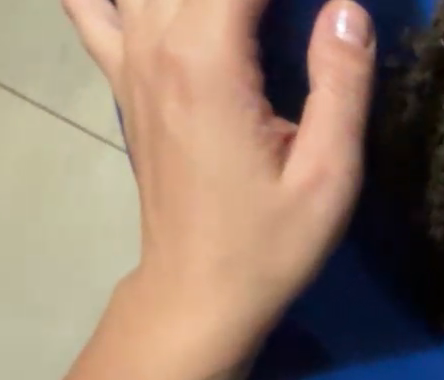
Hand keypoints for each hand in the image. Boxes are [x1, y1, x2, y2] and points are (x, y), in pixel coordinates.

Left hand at [64, 0, 376, 350]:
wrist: (202, 287)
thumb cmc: (272, 242)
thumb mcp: (327, 176)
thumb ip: (340, 87)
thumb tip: (350, 9)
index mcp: (207, 60)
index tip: (335, 4)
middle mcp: (153, 39)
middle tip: (304, 15)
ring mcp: (126, 53)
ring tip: (257, 19)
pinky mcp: (120, 73)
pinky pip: (93, 0)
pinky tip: (164, 9)